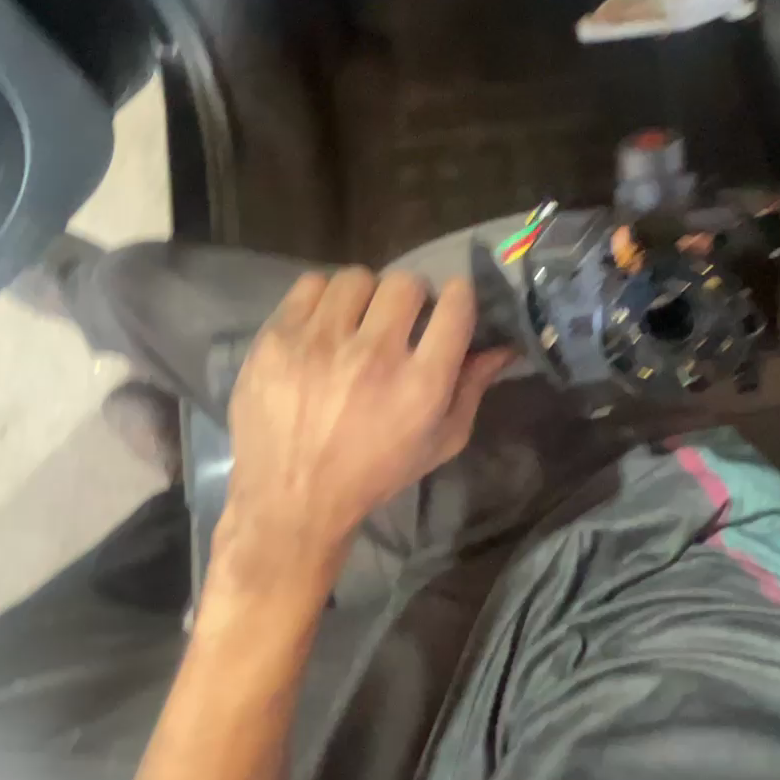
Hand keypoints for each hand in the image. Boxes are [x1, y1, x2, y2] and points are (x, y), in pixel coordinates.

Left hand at [213, 268, 512, 592]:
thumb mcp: (441, 441)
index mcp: (420, 384)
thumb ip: (473, 388)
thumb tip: (503, 346)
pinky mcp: (276, 339)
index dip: (458, 296)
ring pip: (356, 278)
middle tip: (399, 320)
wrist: (291, 501)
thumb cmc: (376, 473)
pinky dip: (324, 300)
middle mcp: (373, 356)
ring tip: (356, 322)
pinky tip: (323, 327)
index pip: (455, 304)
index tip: (450, 304)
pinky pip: (311, 286)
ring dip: (365, 297)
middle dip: (410, 297)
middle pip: (406, 283)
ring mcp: (319, 344)